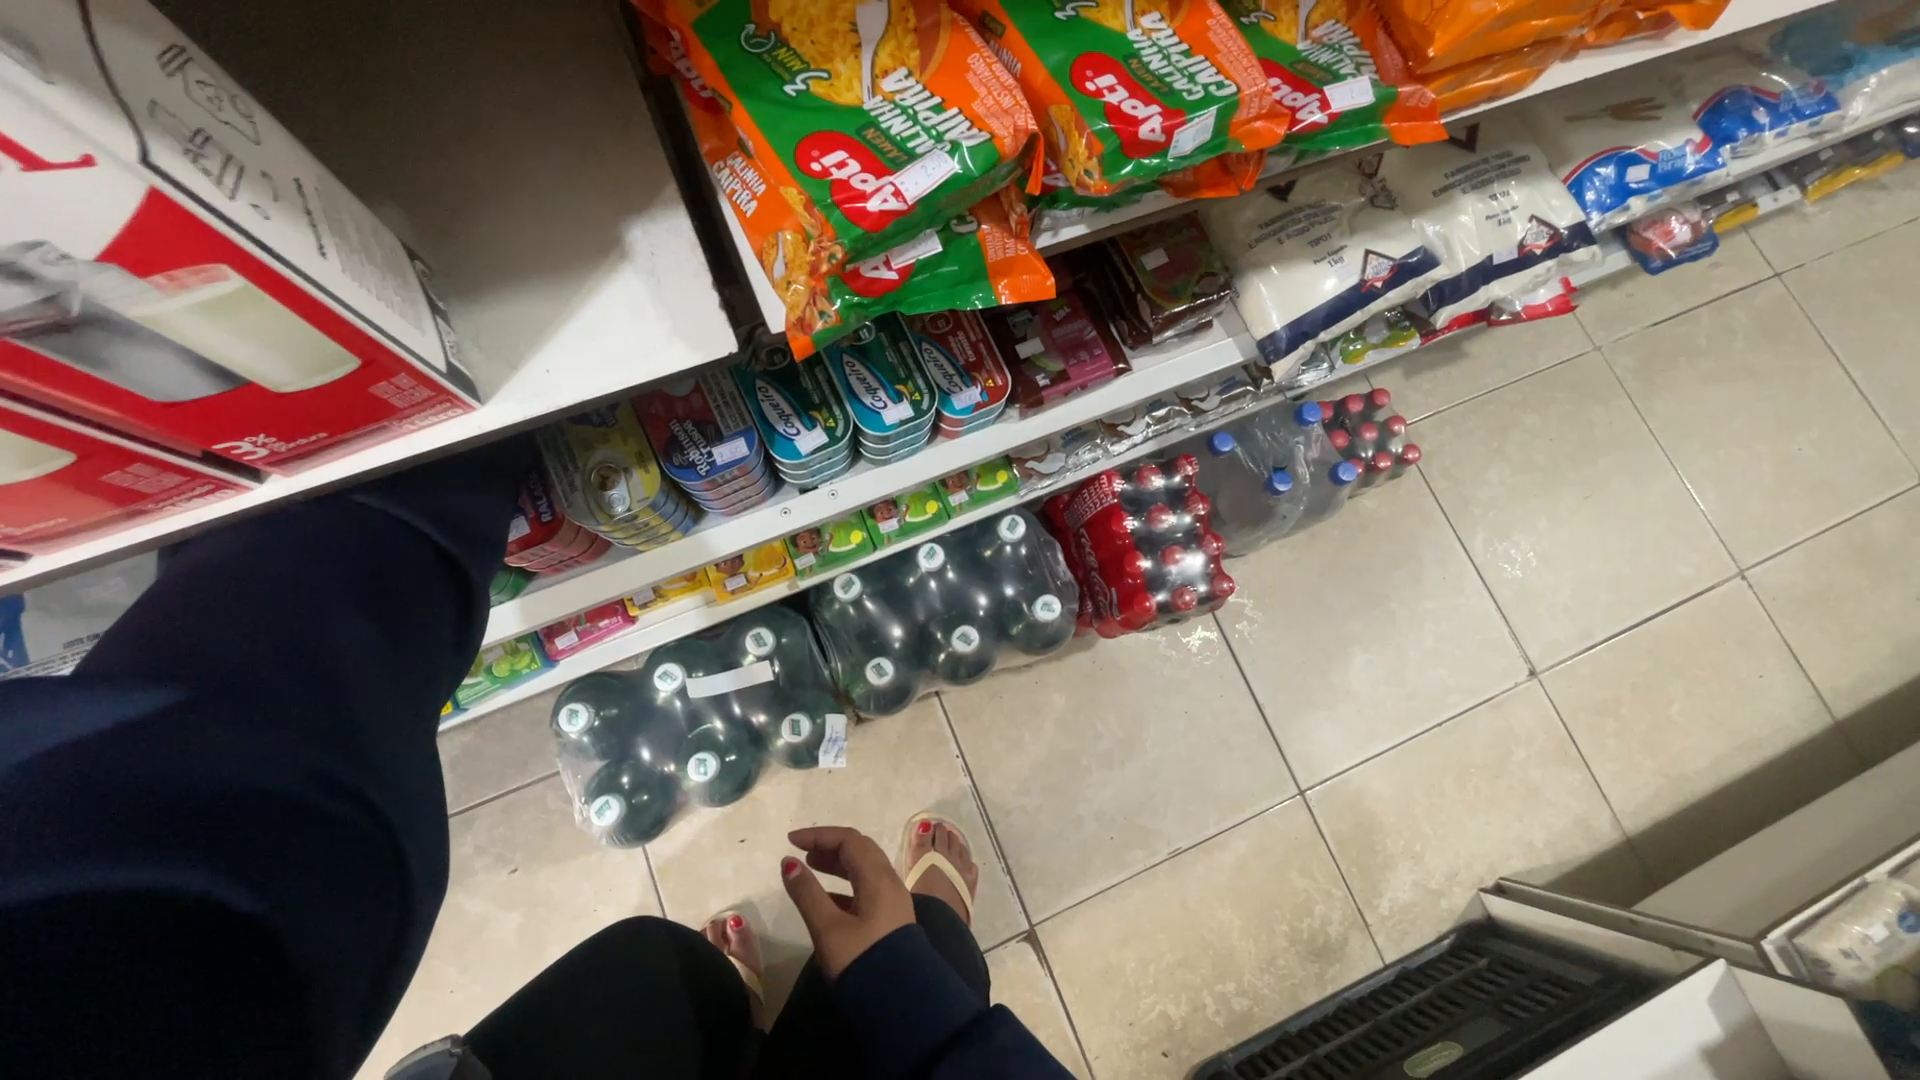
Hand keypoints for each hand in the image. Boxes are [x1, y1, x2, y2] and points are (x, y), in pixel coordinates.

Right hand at [780, 826, 915, 978]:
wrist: (900, 1003)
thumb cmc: (862, 961)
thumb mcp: (828, 928)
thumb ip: (807, 894)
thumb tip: (789, 863)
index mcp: (879, 878)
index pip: (849, 840)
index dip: (819, 835)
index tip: (790, 841)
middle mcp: (890, 883)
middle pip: (860, 850)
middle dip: (830, 846)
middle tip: (802, 852)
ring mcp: (893, 901)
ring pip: (864, 869)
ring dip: (838, 864)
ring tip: (810, 867)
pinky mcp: (890, 919)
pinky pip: (866, 888)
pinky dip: (845, 885)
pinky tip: (826, 899)